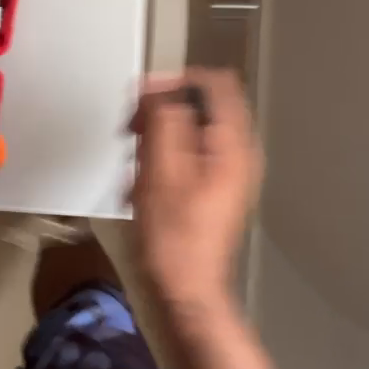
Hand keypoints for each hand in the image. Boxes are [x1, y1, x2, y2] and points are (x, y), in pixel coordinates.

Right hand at [129, 69, 262, 314]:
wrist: (186, 288)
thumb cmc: (172, 234)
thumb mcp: (160, 169)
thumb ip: (164, 120)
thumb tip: (161, 89)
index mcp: (232, 145)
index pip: (215, 83)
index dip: (175, 80)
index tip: (143, 96)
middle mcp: (237, 153)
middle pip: (200, 103)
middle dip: (160, 109)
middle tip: (132, 126)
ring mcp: (227, 171)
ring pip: (189, 128)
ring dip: (155, 135)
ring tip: (133, 156)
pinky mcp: (212, 186)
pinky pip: (186, 152)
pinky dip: (160, 156)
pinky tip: (141, 179)